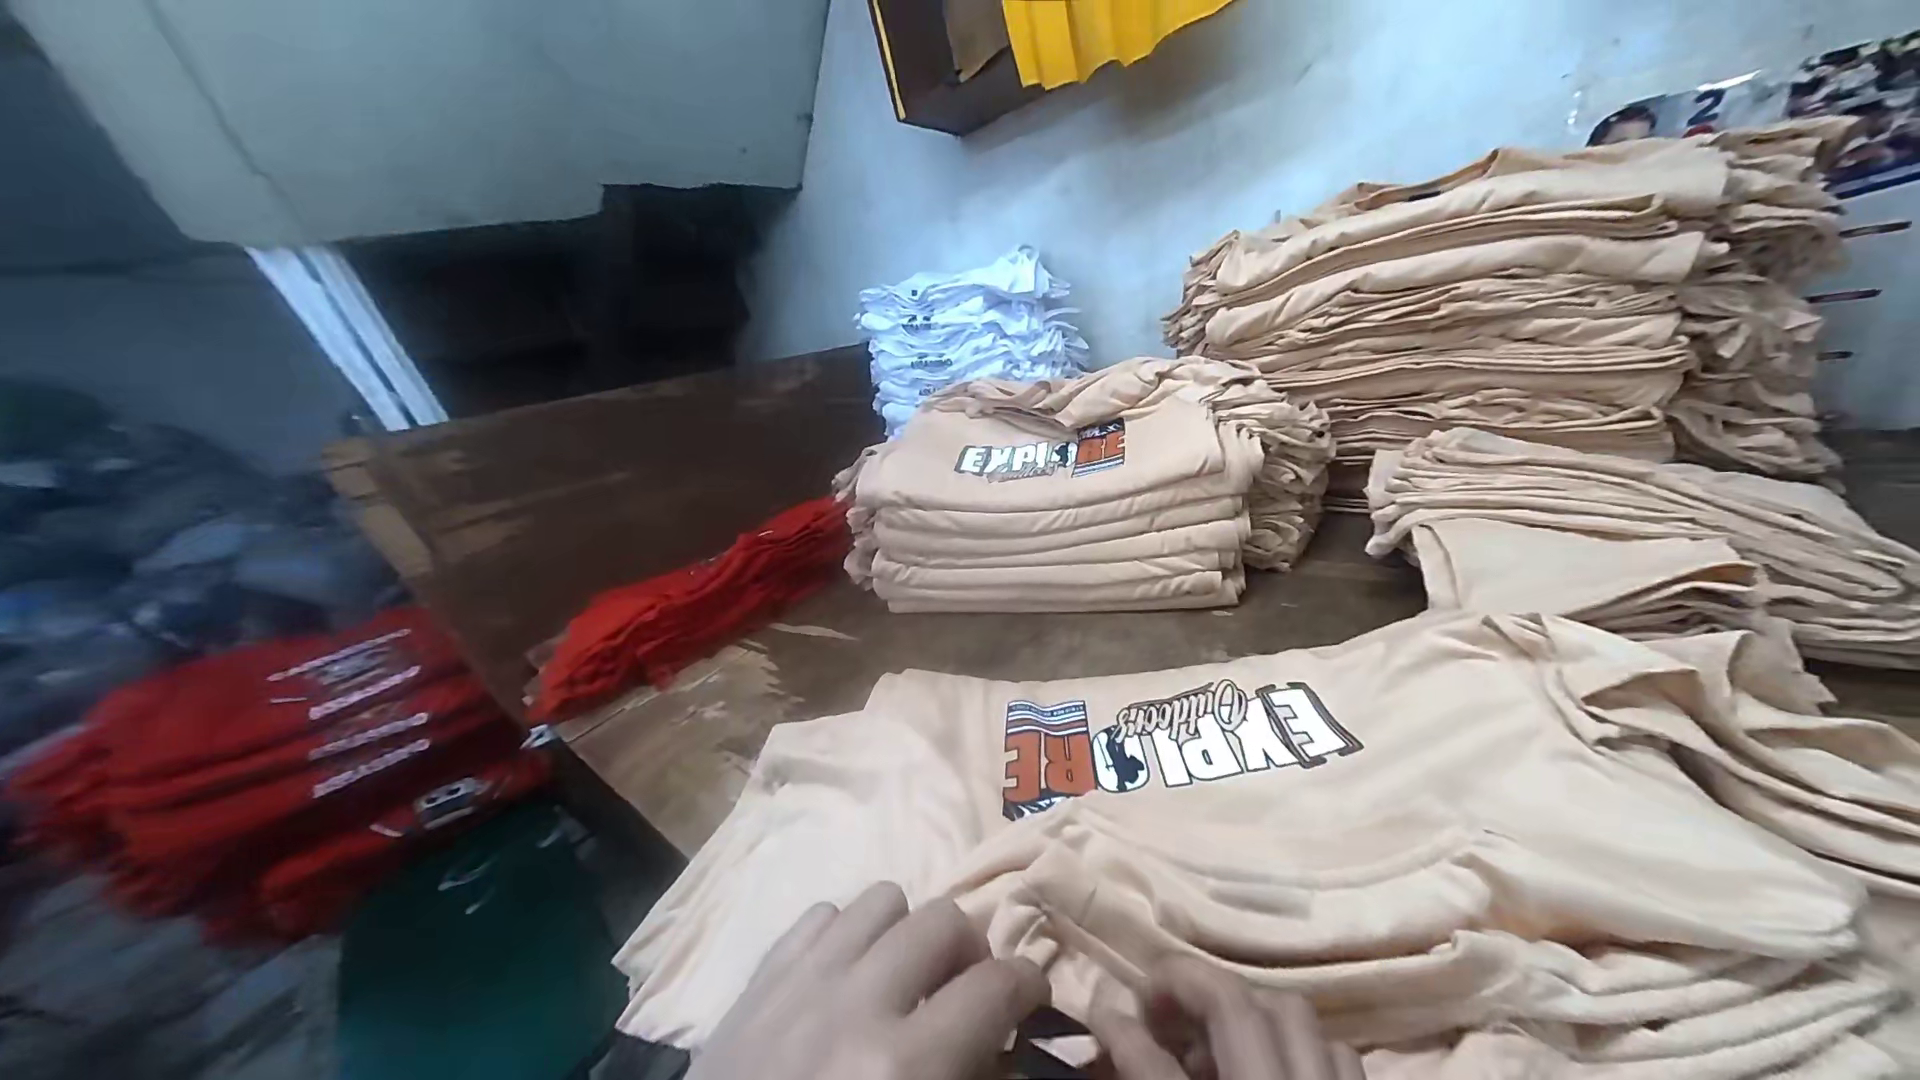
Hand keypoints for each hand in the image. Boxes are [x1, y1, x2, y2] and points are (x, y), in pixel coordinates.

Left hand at [687, 882, 1049, 1079]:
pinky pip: (822, 914)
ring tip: (901, 973)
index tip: (1031, 992)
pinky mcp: (761, 975)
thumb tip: (1002, 1044)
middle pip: (942, 919)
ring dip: (905, 932)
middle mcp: (856, 1004)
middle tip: (966, 986)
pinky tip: (842, 976)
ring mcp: (802, 978)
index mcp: (902, 1067)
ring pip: (882, 898)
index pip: (993, 988)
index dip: (1028, 982)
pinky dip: (844, 937)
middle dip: (970, 949)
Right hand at [1086, 956, 1363, 1079]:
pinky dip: (1305, 1048)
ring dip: (1248, 1010)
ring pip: (1294, 1016)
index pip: (1155, 1066)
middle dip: (1186, 985)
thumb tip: (1113, 1027)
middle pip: (1234, 1003)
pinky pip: (1342, 1057)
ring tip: (1216, 1036)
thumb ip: (1146, 1074)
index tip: (1100, 1009)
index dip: (1120, 1032)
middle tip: (1156, 1004)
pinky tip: (1276, 1065)